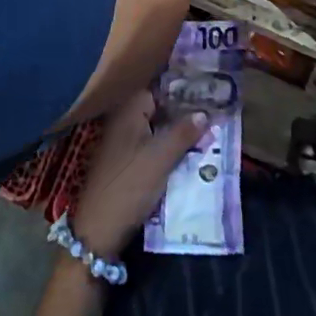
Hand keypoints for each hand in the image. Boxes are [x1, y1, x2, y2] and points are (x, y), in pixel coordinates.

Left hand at [69, 92, 208, 259]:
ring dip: (178, 131)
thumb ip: (182, 132)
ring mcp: (123, 139)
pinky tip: (189, 153)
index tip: (209, 92)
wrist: (99, 226)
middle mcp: (124, 118)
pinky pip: (152, 144)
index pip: (158, 88)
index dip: (183, 91)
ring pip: (157, 127)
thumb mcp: (160, 158)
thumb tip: (204, 111)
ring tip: (209, 131)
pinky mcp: (126, 160)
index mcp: (129, 109)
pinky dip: (169, 146)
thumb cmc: (129, 184)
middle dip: (183, 112)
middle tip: (215, 113)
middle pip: (158, 108)